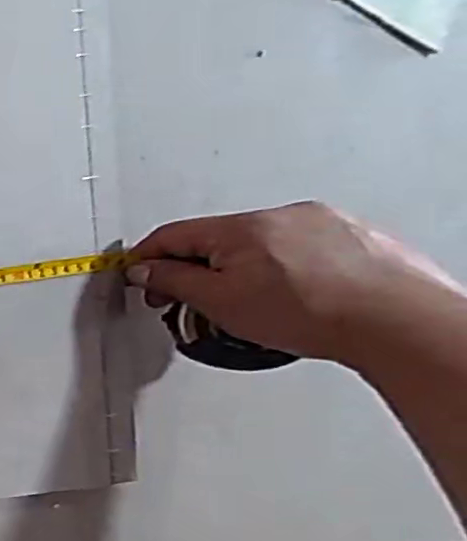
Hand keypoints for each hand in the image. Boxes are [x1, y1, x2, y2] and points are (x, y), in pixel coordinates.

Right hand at [127, 201, 465, 365]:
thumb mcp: (216, 301)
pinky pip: (297, 250)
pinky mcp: (357, 238)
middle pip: (214, 240)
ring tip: (248, 304)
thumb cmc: (319, 312)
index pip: (171, 236)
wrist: (402, 324)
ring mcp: (326, 224)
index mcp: (244, 226)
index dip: (145, 259)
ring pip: (257, 245)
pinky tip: (290, 298)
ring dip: (240, 271)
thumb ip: (170, 281)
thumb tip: (146, 270)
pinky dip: (282, 272)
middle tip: (188, 300)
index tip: (138, 277)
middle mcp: (285, 216)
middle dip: (195, 270)